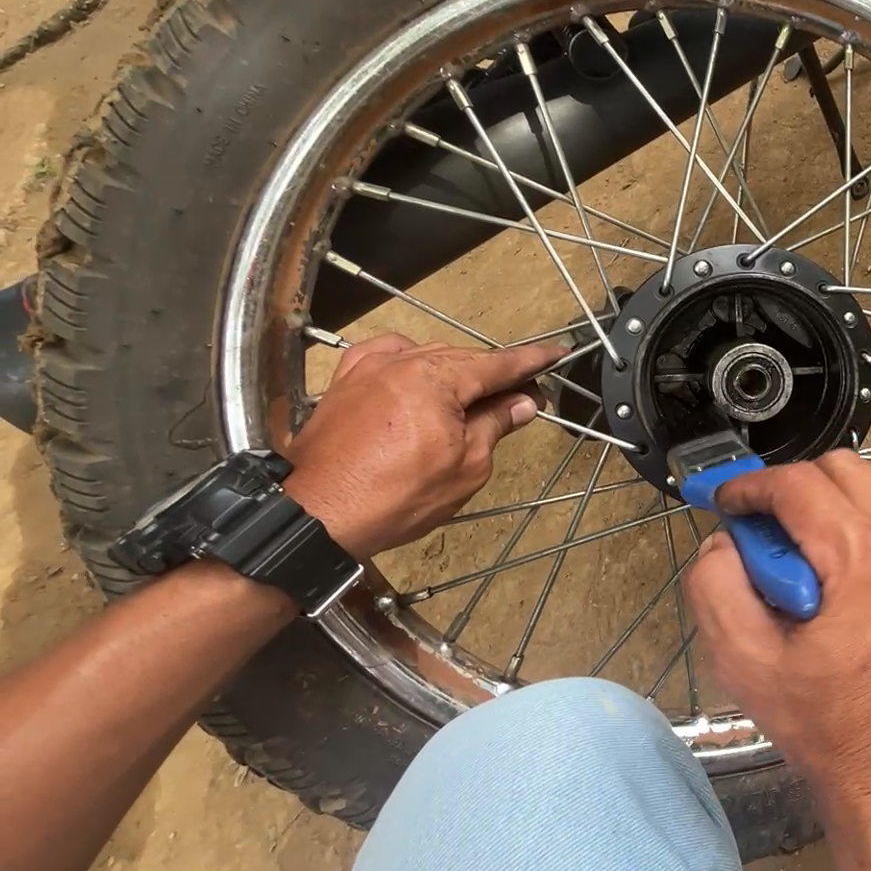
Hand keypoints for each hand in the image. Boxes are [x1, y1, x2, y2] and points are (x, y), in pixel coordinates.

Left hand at [282, 335, 566, 558]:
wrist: (313, 517)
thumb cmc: (394, 496)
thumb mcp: (467, 466)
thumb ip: (496, 425)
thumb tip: (521, 404)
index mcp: (436, 379)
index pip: (499, 364)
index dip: (533, 360)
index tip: (558, 352)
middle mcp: (401, 363)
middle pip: (466, 360)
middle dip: (496, 376)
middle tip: (522, 399)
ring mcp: (368, 369)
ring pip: (430, 357)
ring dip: (458, 373)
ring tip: (475, 399)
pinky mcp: (344, 383)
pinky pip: (388, 357)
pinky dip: (413, 362)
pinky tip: (420, 376)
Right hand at [685, 451, 870, 802]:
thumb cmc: (828, 724)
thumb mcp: (745, 661)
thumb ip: (717, 585)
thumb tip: (724, 542)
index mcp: (864, 558)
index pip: (798, 484)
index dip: (751, 486)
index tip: (724, 501)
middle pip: (838, 468)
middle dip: (788, 489)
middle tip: (757, 534)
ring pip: (862, 487)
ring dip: (817, 507)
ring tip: (788, 566)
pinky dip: (844, 526)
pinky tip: (820, 579)